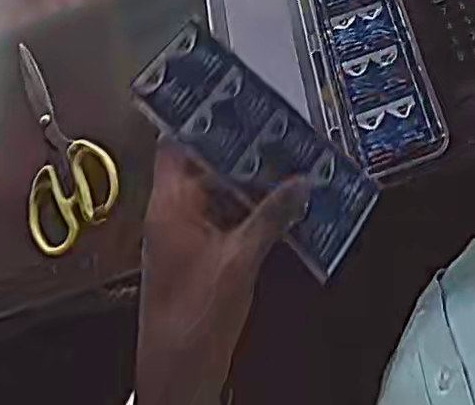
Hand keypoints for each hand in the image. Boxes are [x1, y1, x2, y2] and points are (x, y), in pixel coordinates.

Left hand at [137, 142, 307, 404]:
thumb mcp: (239, 261)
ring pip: (221, 185)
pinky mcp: (205, 247)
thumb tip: (304, 181)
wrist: (178, 378)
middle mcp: (176, 210)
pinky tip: (284, 193)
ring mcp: (190, 229)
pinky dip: (253, 200)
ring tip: (288, 152)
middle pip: (205, 162)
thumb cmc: (195, 320)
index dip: (202, 118)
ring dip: (252, 174)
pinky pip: (229, 209)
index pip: (177, 144)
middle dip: (241, 144)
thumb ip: (272, 216)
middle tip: (278, 123)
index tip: (234, 97)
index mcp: (170, 205)